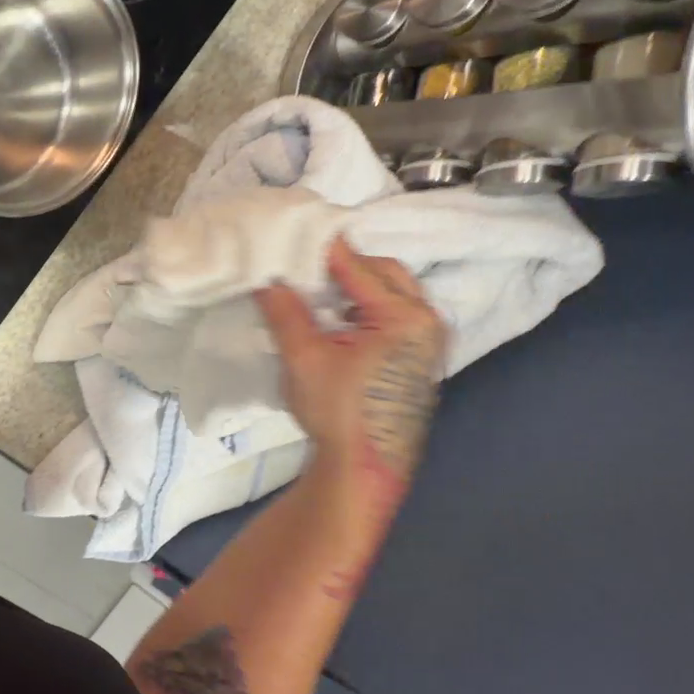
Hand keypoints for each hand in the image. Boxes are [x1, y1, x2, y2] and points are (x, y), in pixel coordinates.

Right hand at [255, 238, 447, 486]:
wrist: (366, 460)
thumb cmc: (336, 408)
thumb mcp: (304, 357)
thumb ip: (286, 313)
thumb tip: (266, 279)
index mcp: (404, 316)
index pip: (359, 268)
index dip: (324, 250)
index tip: (294, 233)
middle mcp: (427, 319)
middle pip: (385, 272)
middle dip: (345, 264)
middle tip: (302, 265)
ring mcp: (426, 338)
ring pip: (392, 292)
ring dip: (355, 285)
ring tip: (314, 289)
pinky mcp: (416, 354)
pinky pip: (393, 312)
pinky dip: (364, 305)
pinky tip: (334, 316)